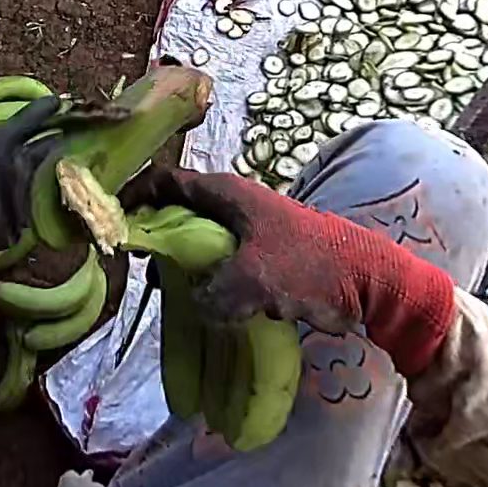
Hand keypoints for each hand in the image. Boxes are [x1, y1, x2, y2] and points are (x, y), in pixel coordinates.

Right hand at [130, 166, 457, 374]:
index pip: (165, 180)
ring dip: (173, 254)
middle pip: (173, 206)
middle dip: (150, 229)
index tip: (113, 216)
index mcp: (224, 192)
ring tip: (159, 283)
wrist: (374, 281)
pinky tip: (191, 295)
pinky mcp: (255, 250)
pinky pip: (212, 254)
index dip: (136, 194)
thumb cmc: (312, 265)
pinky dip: (196, 269)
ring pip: (192, 232)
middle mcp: (228, 202)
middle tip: (133, 258)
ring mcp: (242, 226)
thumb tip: (192, 306)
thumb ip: (215, 293)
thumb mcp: (258, 279)